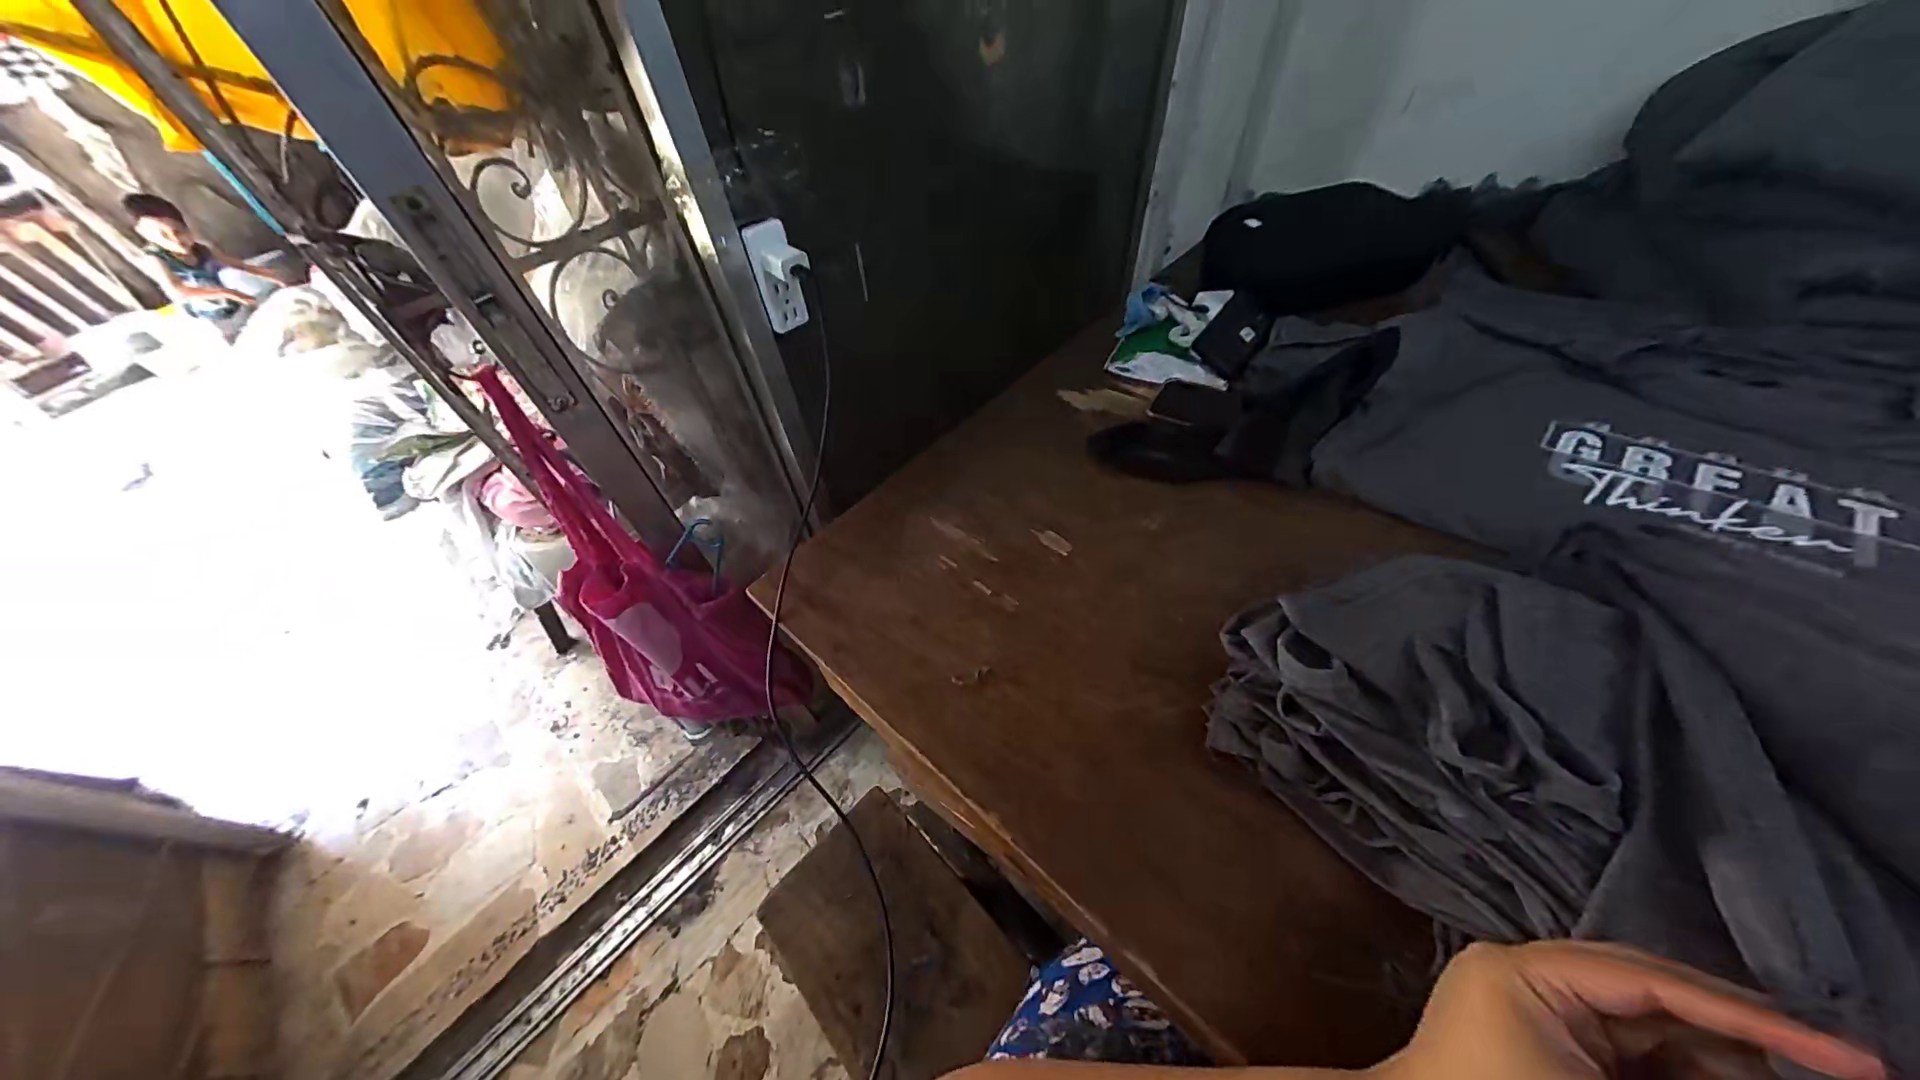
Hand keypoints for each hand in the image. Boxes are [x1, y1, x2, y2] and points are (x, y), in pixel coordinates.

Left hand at [1377, 941, 1884, 1079]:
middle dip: (1740, 1031)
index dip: (1753, 1016)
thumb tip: (1749, 1071)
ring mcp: (1527, 996)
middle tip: (1839, 1065)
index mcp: (1524, 970)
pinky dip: (1676, 1063)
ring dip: (1715, 1051)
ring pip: (1641, 1017)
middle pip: (1647, 990)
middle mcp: (1523, 969)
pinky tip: (1731, 1077)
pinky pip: (1620, 1040)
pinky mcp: (1538, 1027)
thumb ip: (1688, 1077)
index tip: (1853, 1055)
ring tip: (1798, 1074)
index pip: (1650, 980)